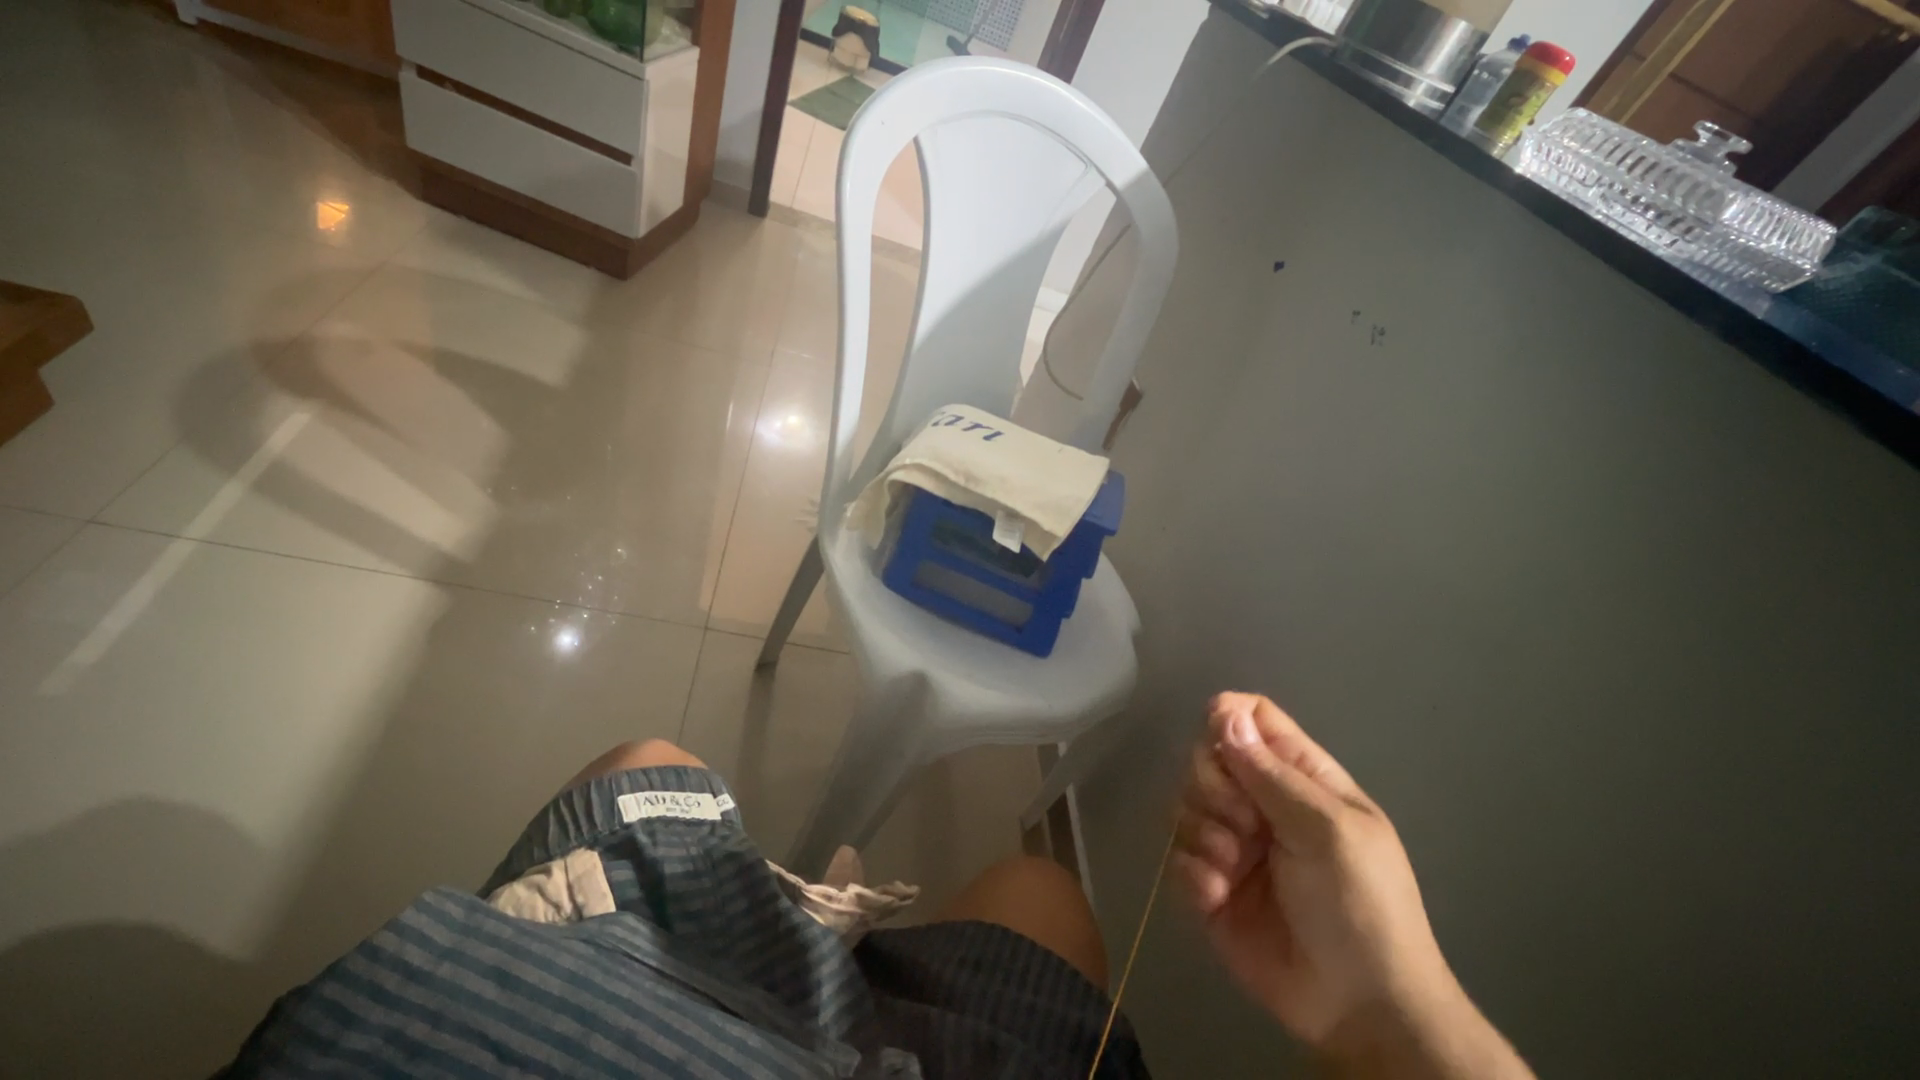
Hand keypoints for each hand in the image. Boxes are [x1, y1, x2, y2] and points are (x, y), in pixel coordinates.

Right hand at [1174, 693, 1530, 1078]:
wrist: (1356, 1004)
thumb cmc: (1360, 905)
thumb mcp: (1328, 830)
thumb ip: (1271, 772)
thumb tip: (1224, 711)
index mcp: (1302, 778)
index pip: (1254, 719)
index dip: (1229, 718)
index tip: (1218, 737)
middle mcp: (1261, 802)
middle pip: (1206, 758)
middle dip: (1213, 786)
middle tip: (1245, 824)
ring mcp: (1232, 844)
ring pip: (1183, 804)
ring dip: (1203, 833)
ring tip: (1233, 868)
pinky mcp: (1207, 886)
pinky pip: (1175, 856)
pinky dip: (1192, 872)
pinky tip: (1217, 896)